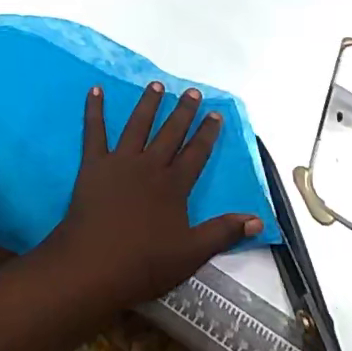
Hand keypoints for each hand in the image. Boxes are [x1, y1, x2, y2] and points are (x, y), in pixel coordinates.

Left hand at [40, 82, 262, 314]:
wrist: (95, 265)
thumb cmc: (144, 263)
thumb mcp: (192, 253)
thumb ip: (223, 232)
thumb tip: (258, 218)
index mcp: (174, 186)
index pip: (196, 154)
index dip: (207, 133)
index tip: (216, 113)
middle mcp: (149, 166)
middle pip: (170, 133)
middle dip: (183, 112)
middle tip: (191, 91)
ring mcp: (119, 162)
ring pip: (137, 125)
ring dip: (147, 104)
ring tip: (156, 85)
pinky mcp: (93, 164)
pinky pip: (94, 132)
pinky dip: (94, 110)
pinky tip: (95, 91)